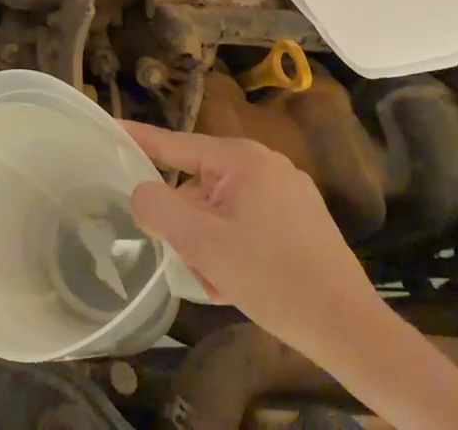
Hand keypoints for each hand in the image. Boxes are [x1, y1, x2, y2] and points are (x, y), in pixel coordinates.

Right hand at [119, 120, 381, 357]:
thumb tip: (142, 194)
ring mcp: (288, 192)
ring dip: (206, 240)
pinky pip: (244, 220)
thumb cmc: (272, 279)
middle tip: (188, 259)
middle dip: (184, 221)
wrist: (351, 330)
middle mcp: (266, 165)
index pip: (172, 143)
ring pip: (218, 207)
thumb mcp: (200, 242)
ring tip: (217, 279)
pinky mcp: (301, 219)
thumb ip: (156, 206)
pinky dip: (230, 245)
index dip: (135, 138)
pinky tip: (238, 279)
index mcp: (242, 160)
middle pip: (195, 183)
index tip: (106, 126)